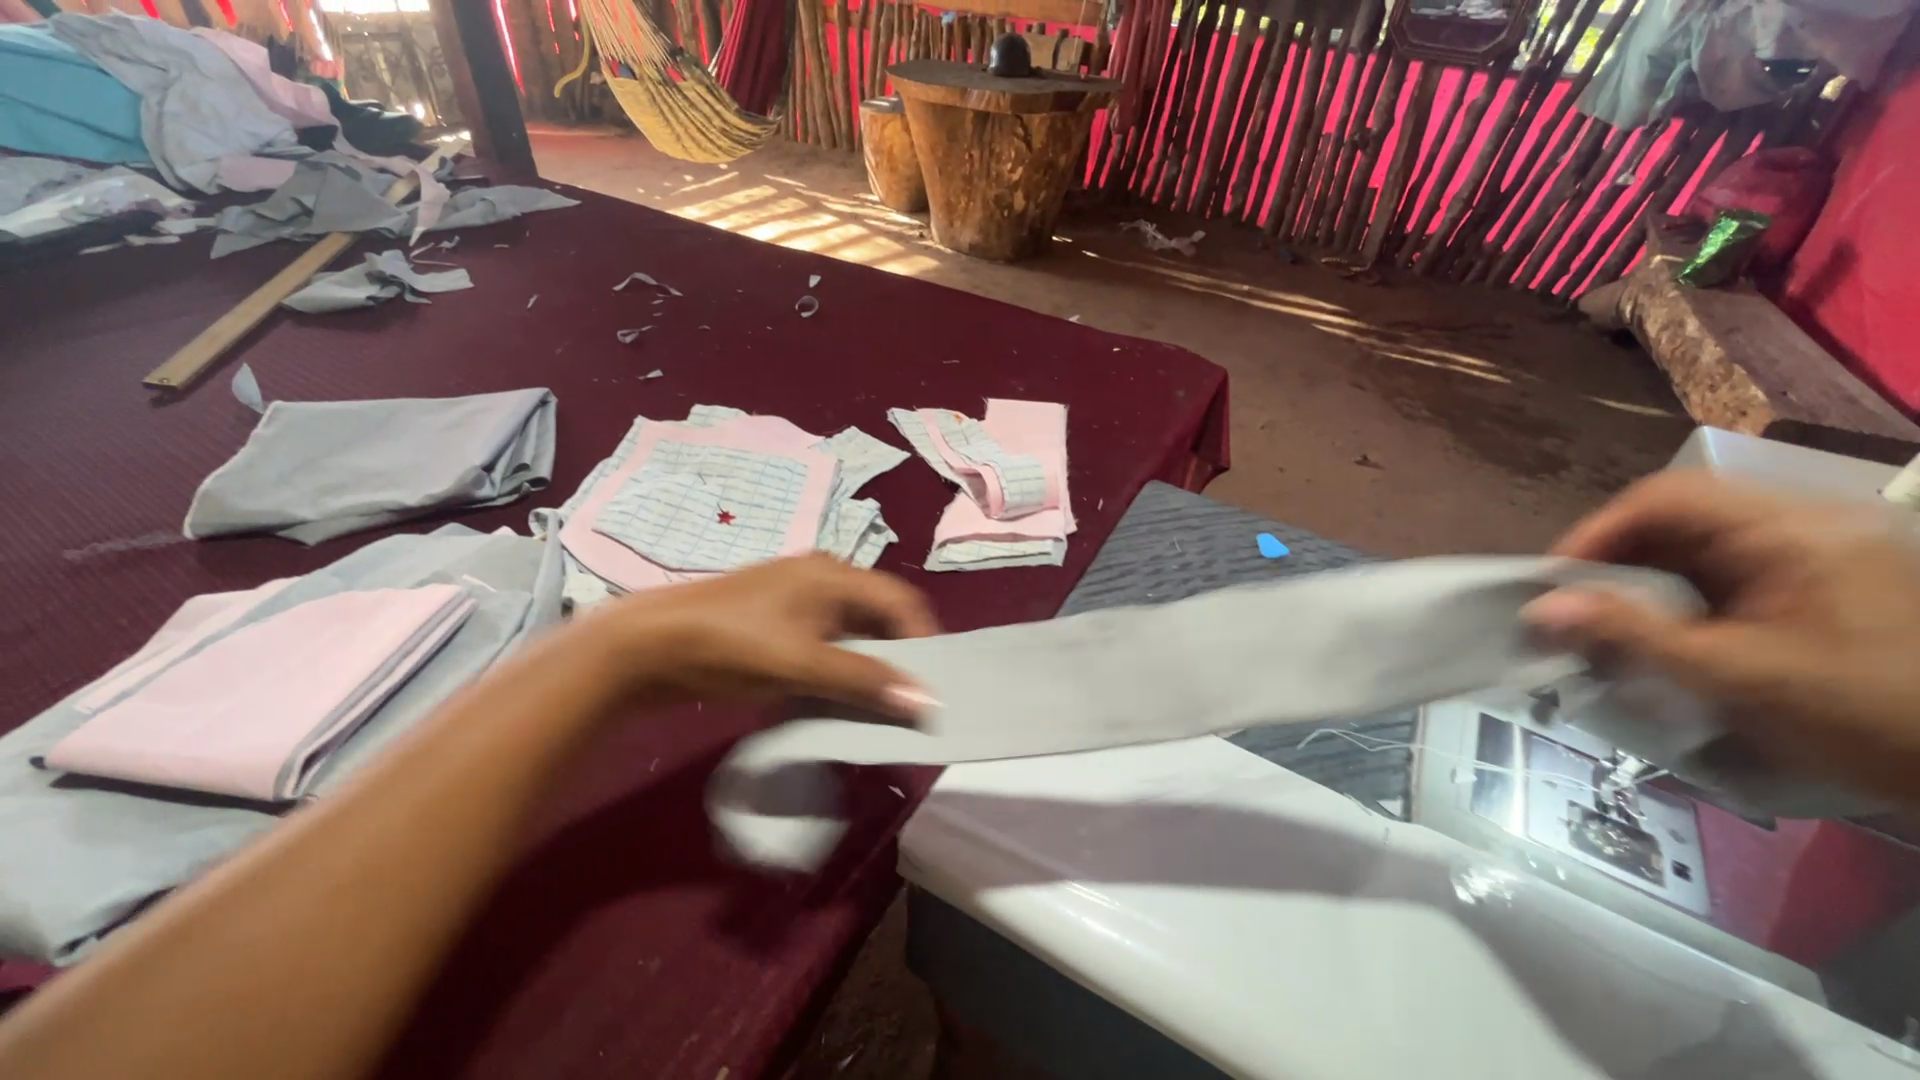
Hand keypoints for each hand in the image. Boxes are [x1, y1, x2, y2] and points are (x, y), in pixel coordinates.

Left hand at [576, 555, 940, 722]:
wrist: (648, 646)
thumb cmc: (734, 644)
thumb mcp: (804, 665)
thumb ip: (866, 681)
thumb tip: (926, 701)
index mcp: (835, 575)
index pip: (901, 602)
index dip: (925, 640)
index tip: (935, 685)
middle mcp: (822, 578)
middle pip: (878, 616)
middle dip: (897, 656)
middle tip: (910, 700)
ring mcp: (796, 599)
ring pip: (851, 632)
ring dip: (866, 666)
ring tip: (877, 706)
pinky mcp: (775, 621)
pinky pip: (824, 641)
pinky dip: (837, 667)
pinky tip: (835, 698)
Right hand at [1525, 470, 1919, 802]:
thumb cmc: (1864, 716)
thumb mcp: (1735, 677)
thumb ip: (1631, 636)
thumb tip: (1540, 611)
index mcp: (1790, 531)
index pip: (1665, 498)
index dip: (1596, 532)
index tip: (1556, 583)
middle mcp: (1801, 527)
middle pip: (1676, 521)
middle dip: (1612, 563)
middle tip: (1571, 610)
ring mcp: (1811, 557)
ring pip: (1694, 550)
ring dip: (1639, 585)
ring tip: (1603, 629)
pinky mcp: (1813, 588)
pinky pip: (1722, 576)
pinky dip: (1676, 602)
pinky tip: (1656, 641)